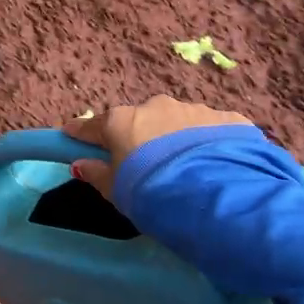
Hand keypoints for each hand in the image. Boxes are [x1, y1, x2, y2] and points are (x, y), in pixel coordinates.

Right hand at [61, 95, 249, 196]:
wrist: (220, 196)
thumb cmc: (152, 191)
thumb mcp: (115, 191)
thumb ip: (96, 174)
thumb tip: (81, 164)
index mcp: (121, 122)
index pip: (91, 125)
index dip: (81, 133)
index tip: (72, 136)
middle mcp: (155, 107)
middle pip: (139, 120)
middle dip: (139, 135)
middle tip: (142, 161)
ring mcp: (195, 110)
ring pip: (177, 122)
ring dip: (175, 138)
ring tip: (184, 165)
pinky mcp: (231, 120)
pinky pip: (211, 129)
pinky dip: (208, 142)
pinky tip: (214, 163)